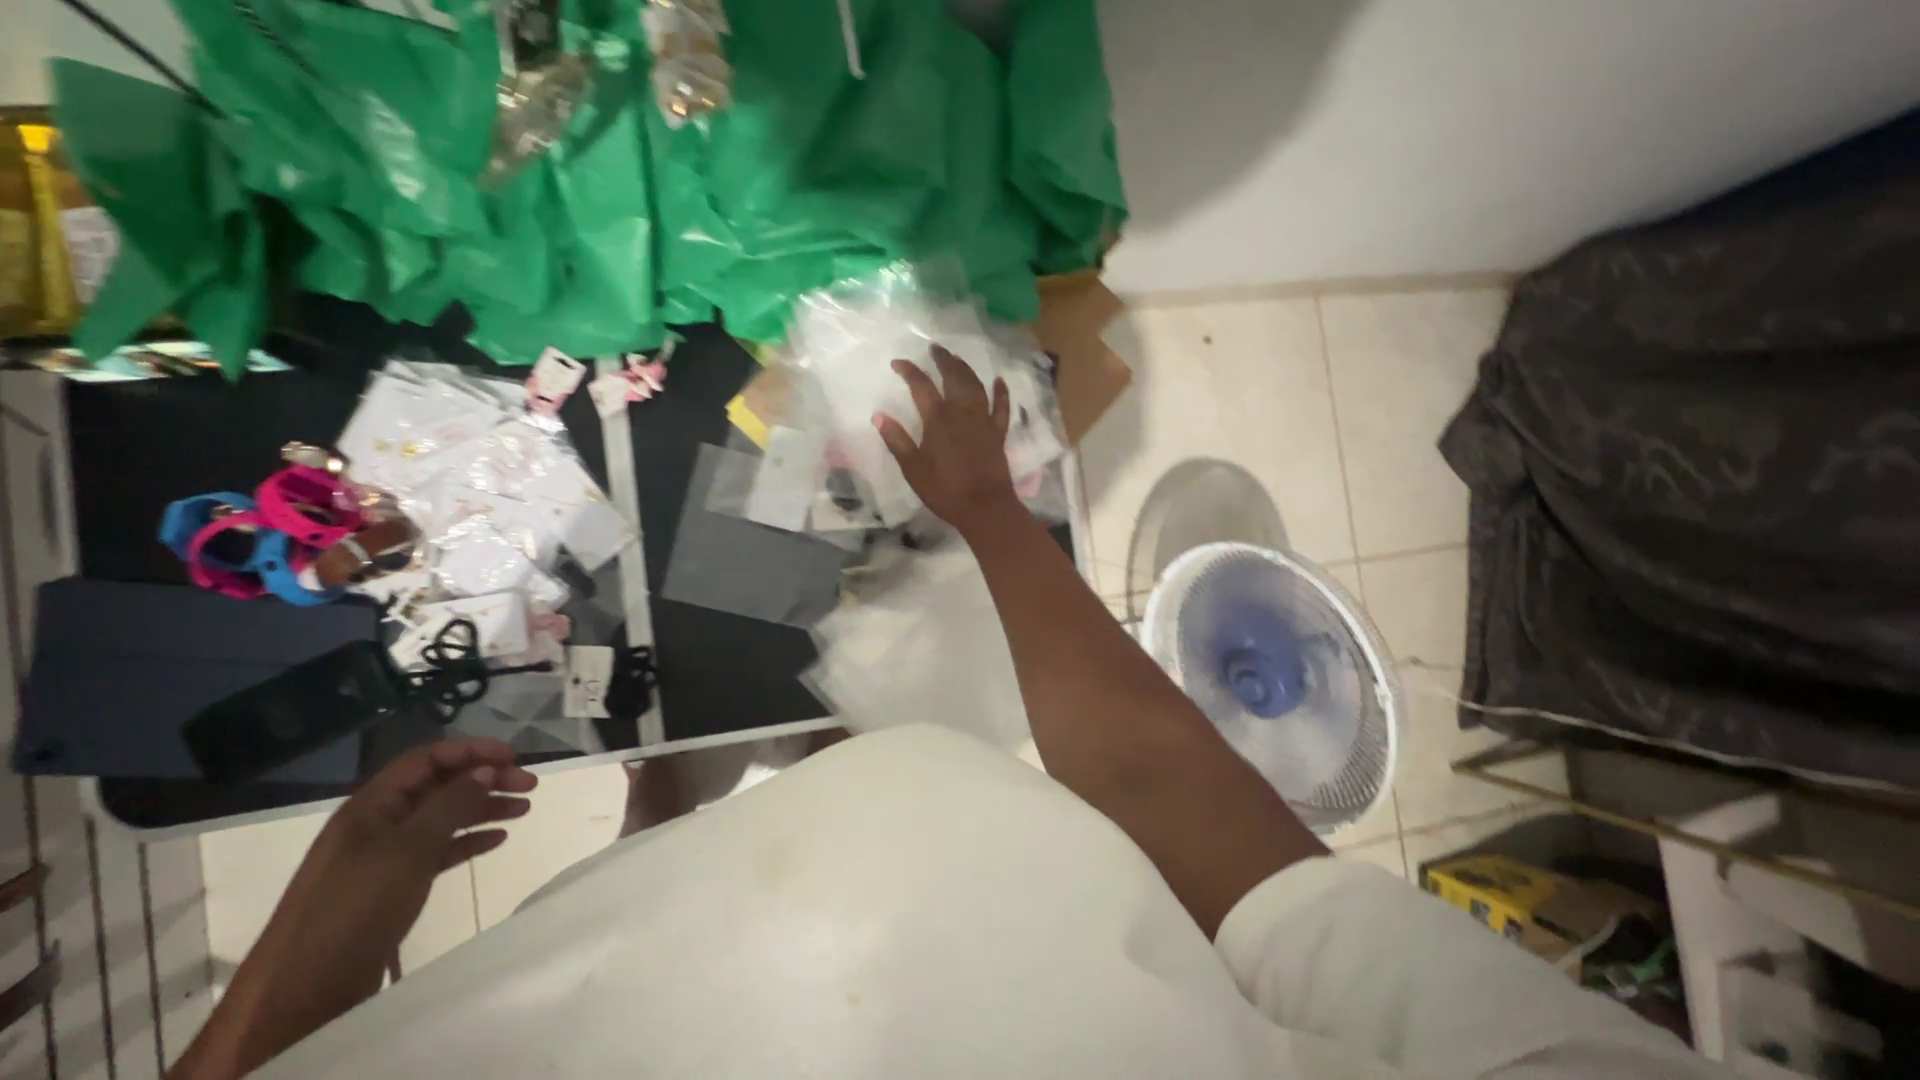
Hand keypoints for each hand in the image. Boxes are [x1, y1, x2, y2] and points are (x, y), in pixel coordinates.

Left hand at [175, 739, 535, 1077]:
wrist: (305, 986)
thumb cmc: (357, 906)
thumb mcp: (408, 849)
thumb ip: (450, 804)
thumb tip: (485, 770)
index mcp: (372, 805)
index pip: (427, 759)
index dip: (471, 751)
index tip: (515, 757)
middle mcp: (378, 822)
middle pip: (439, 786)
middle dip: (485, 779)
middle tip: (530, 786)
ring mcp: (384, 855)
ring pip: (443, 818)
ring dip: (483, 808)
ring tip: (523, 810)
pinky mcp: (393, 885)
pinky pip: (438, 850)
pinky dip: (468, 841)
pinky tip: (497, 841)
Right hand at [875, 345, 1021, 536]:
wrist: (985, 507)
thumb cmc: (944, 491)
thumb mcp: (913, 469)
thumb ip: (897, 441)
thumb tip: (879, 416)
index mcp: (937, 419)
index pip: (921, 385)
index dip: (909, 370)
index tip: (898, 362)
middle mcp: (962, 412)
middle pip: (953, 377)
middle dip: (943, 360)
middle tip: (935, 348)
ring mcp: (983, 420)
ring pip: (976, 386)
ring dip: (966, 369)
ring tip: (957, 359)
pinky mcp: (998, 433)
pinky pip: (1002, 407)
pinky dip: (1001, 392)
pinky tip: (999, 380)